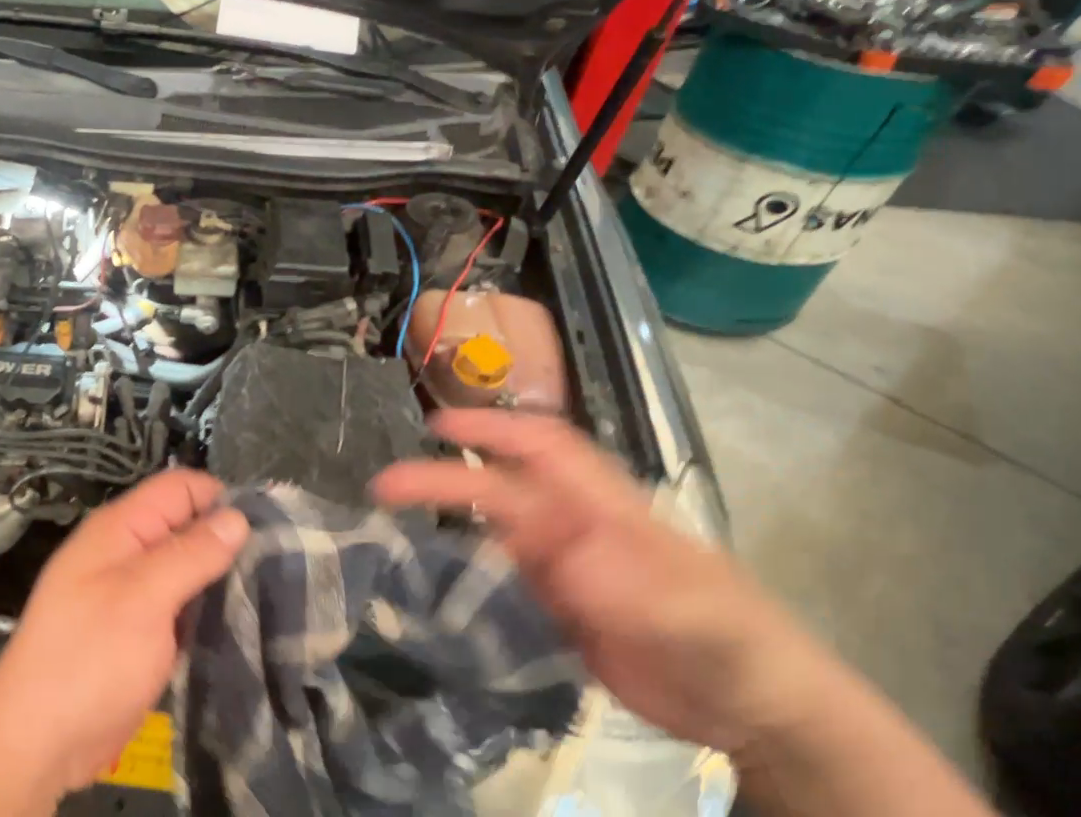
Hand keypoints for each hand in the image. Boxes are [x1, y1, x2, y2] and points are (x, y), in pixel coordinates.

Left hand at [0, 470, 249, 814]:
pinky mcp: (140, 634)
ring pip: (187, 570)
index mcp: (119, 529)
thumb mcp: (142, 598)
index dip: (221, 498)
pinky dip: (207, 614)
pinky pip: (181, 608)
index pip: (179, 488)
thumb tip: (236, 516)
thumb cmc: (88, 660)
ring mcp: (132, 596)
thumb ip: (189, 554)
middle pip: (186, 527)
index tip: (269, 525)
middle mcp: (126, 554)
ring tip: (273, 594)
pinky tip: (243, 626)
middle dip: (228, 541)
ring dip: (222, 581)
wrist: (39, 741)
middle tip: (280, 565)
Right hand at [371, 410, 841, 757]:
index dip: (495, 430)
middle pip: (502, 486)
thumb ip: (647, 590)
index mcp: (610, 512)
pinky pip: (497, 571)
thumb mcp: (706, 623)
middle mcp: (576, 527)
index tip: (438, 427)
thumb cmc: (741, 654)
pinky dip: (459, 562)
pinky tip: (427, 571)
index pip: (547, 450)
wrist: (757, 713)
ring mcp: (564, 567)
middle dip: (443, 477)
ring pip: (492, 523)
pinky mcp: (556, 605)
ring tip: (388, 515)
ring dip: (445, 512)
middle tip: (383, 484)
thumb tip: (569, 555)